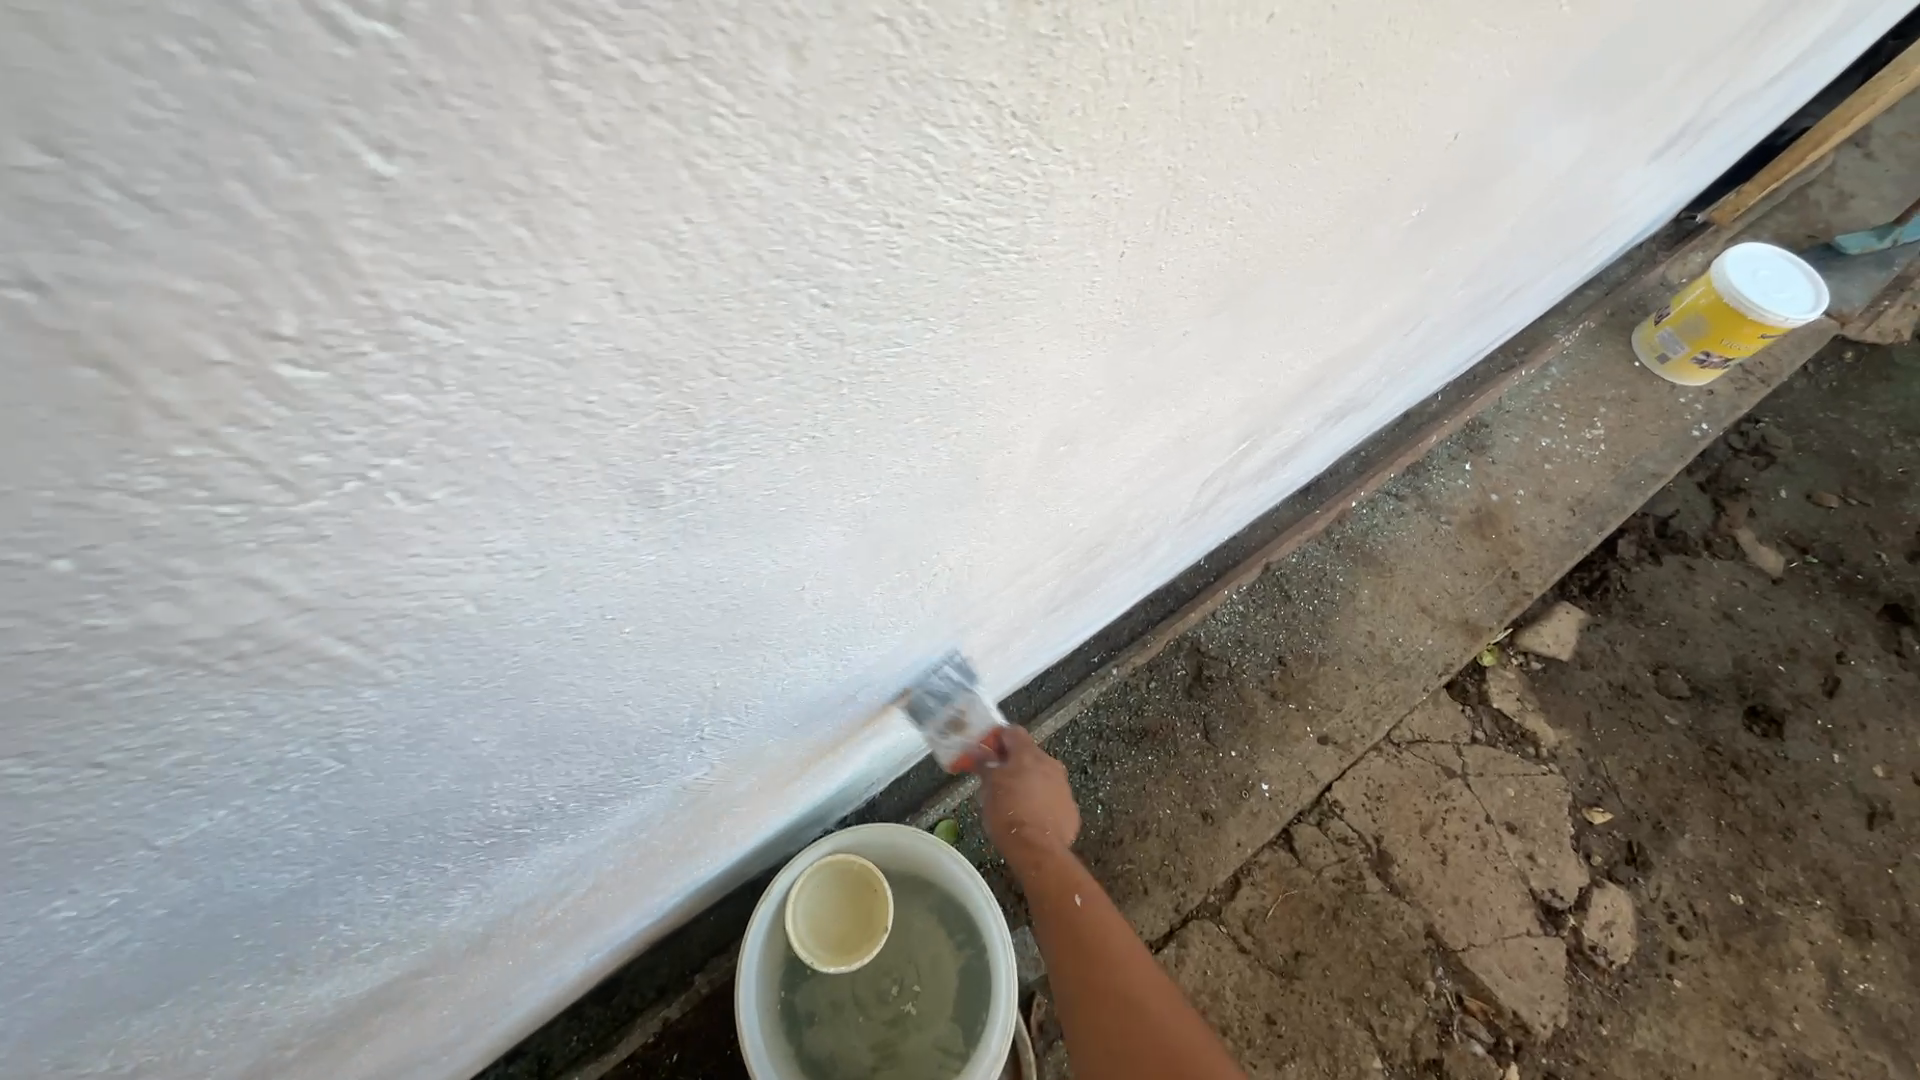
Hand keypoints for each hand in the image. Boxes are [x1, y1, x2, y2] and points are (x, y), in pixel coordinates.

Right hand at [979, 726, 1079, 871]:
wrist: (1037, 850)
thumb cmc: (1008, 813)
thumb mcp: (988, 787)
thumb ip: (984, 764)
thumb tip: (977, 750)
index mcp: (1028, 754)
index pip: (1012, 732)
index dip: (997, 739)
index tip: (986, 752)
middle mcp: (1050, 764)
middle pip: (1029, 755)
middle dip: (1012, 764)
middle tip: (996, 779)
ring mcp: (1063, 787)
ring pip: (1042, 776)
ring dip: (1028, 783)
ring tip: (1012, 802)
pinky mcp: (1070, 809)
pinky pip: (1052, 798)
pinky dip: (1041, 803)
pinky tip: (1029, 818)